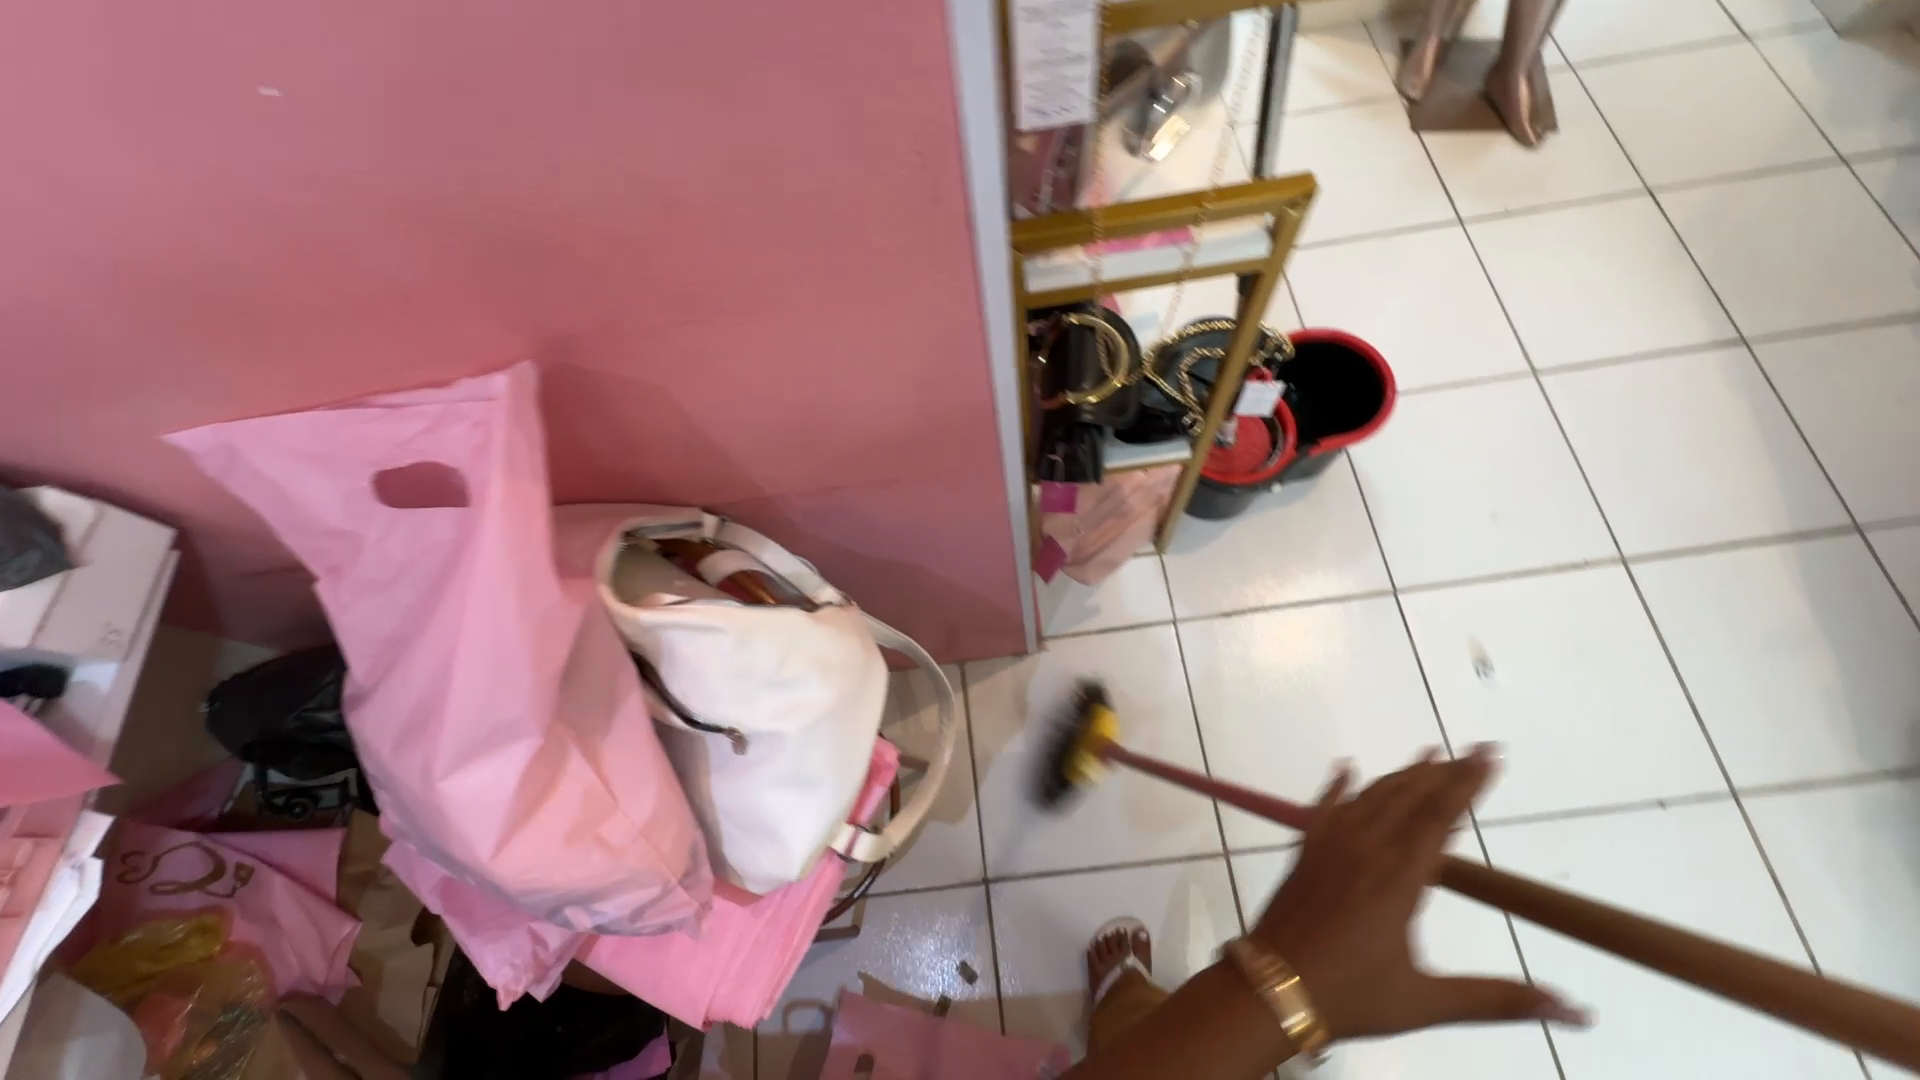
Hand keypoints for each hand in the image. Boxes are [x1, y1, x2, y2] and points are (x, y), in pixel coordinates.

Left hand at [1252, 745, 1588, 1041]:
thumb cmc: (1351, 996)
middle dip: (1442, 772)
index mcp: (1398, 880)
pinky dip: (1336, 786)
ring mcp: (1328, 847)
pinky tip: (1344, 769)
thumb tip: (1576, 1012)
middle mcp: (1363, 851)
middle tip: (1469, 750)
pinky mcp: (1303, 852)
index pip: (1439, 819)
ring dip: (1399, 776)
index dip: (1466, 785)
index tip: (1488, 756)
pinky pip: (1322, 808)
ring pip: (1368, 798)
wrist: (1271, 986)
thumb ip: (1499, 1000)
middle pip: (1406, 799)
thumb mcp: (1428, 1003)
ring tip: (1426, 754)